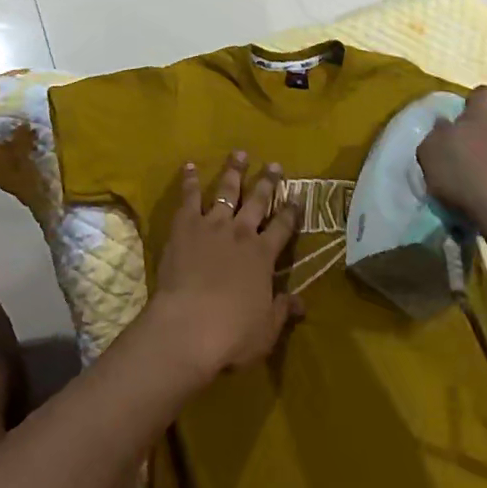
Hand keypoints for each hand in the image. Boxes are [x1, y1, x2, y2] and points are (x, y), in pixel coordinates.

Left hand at [149, 153, 300, 379]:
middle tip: (275, 165)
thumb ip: (282, 311)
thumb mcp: (266, 330)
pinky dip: (189, 181)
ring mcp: (212, 225)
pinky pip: (188, 198)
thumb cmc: (232, 334)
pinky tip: (189, 166)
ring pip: (226, 190)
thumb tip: (301, 303)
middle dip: (268, 182)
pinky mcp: (185, 226)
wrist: (189, 326)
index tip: (298, 197)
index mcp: (263, 255)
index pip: (284, 227)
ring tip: (239, 154)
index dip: (292, 211)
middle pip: (258, 200)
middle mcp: (241, 232)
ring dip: (234, 171)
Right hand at [418, 86, 486, 232]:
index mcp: (476, 121)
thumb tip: (442, 127)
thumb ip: (435, 138)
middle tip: (460, 166)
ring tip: (473, 192)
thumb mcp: (430, 154)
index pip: (482, 96)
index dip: (475, 101)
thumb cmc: (462, 176)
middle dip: (477, 145)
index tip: (466, 112)